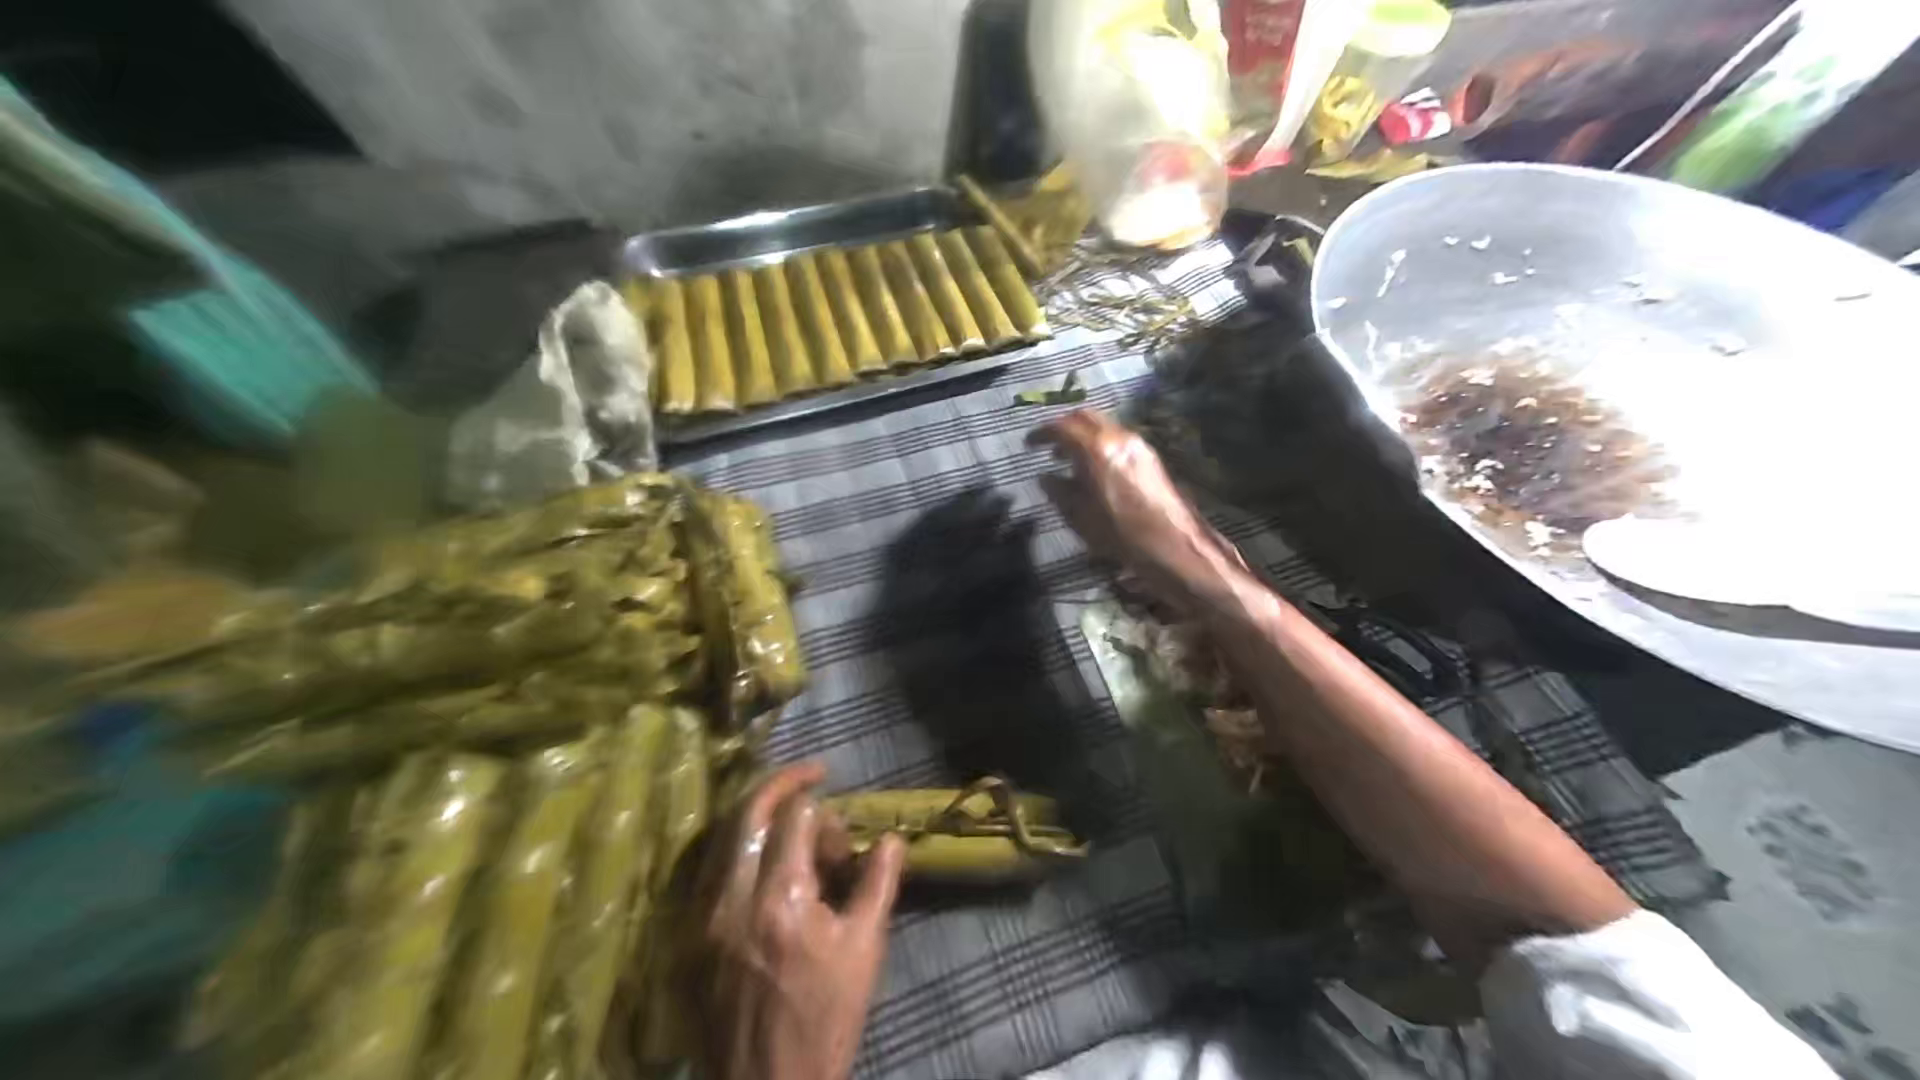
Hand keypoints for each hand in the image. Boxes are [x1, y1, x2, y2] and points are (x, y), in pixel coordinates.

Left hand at [700, 763, 906, 1079]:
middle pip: (750, 810)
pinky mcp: (688, 933)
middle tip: (813, 773)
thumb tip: (891, 838)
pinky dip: (736, 842)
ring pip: (724, 832)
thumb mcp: (864, 952)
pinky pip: (708, 864)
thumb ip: (878, 884)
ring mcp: (703, 915)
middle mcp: (734, 897)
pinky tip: (759, 848)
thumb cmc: (823, 1021)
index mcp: (782, 901)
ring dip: (758, 809)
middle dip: (784, 782)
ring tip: (787, 807)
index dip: (827, 817)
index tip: (843, 847)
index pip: (798, 817)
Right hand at [1029, 409, 1246, 611]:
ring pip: (1103, 426)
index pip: (1062, 427)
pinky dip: (1099, 445)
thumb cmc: (1120, 534)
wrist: (1173, 545)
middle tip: (1048, 445)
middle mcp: (1119, 438)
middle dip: (1063, 426)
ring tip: (1067, 459)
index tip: (1029, 445)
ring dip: (1082, 436)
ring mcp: (1138, 445)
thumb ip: (1059, 492)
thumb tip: (1045, 478)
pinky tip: (1093, 469)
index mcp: (1096, 450)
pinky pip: (1117, 439)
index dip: (1042, 433)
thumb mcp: (1080, 517)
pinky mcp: (1150, 458)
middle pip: (1084, 417)